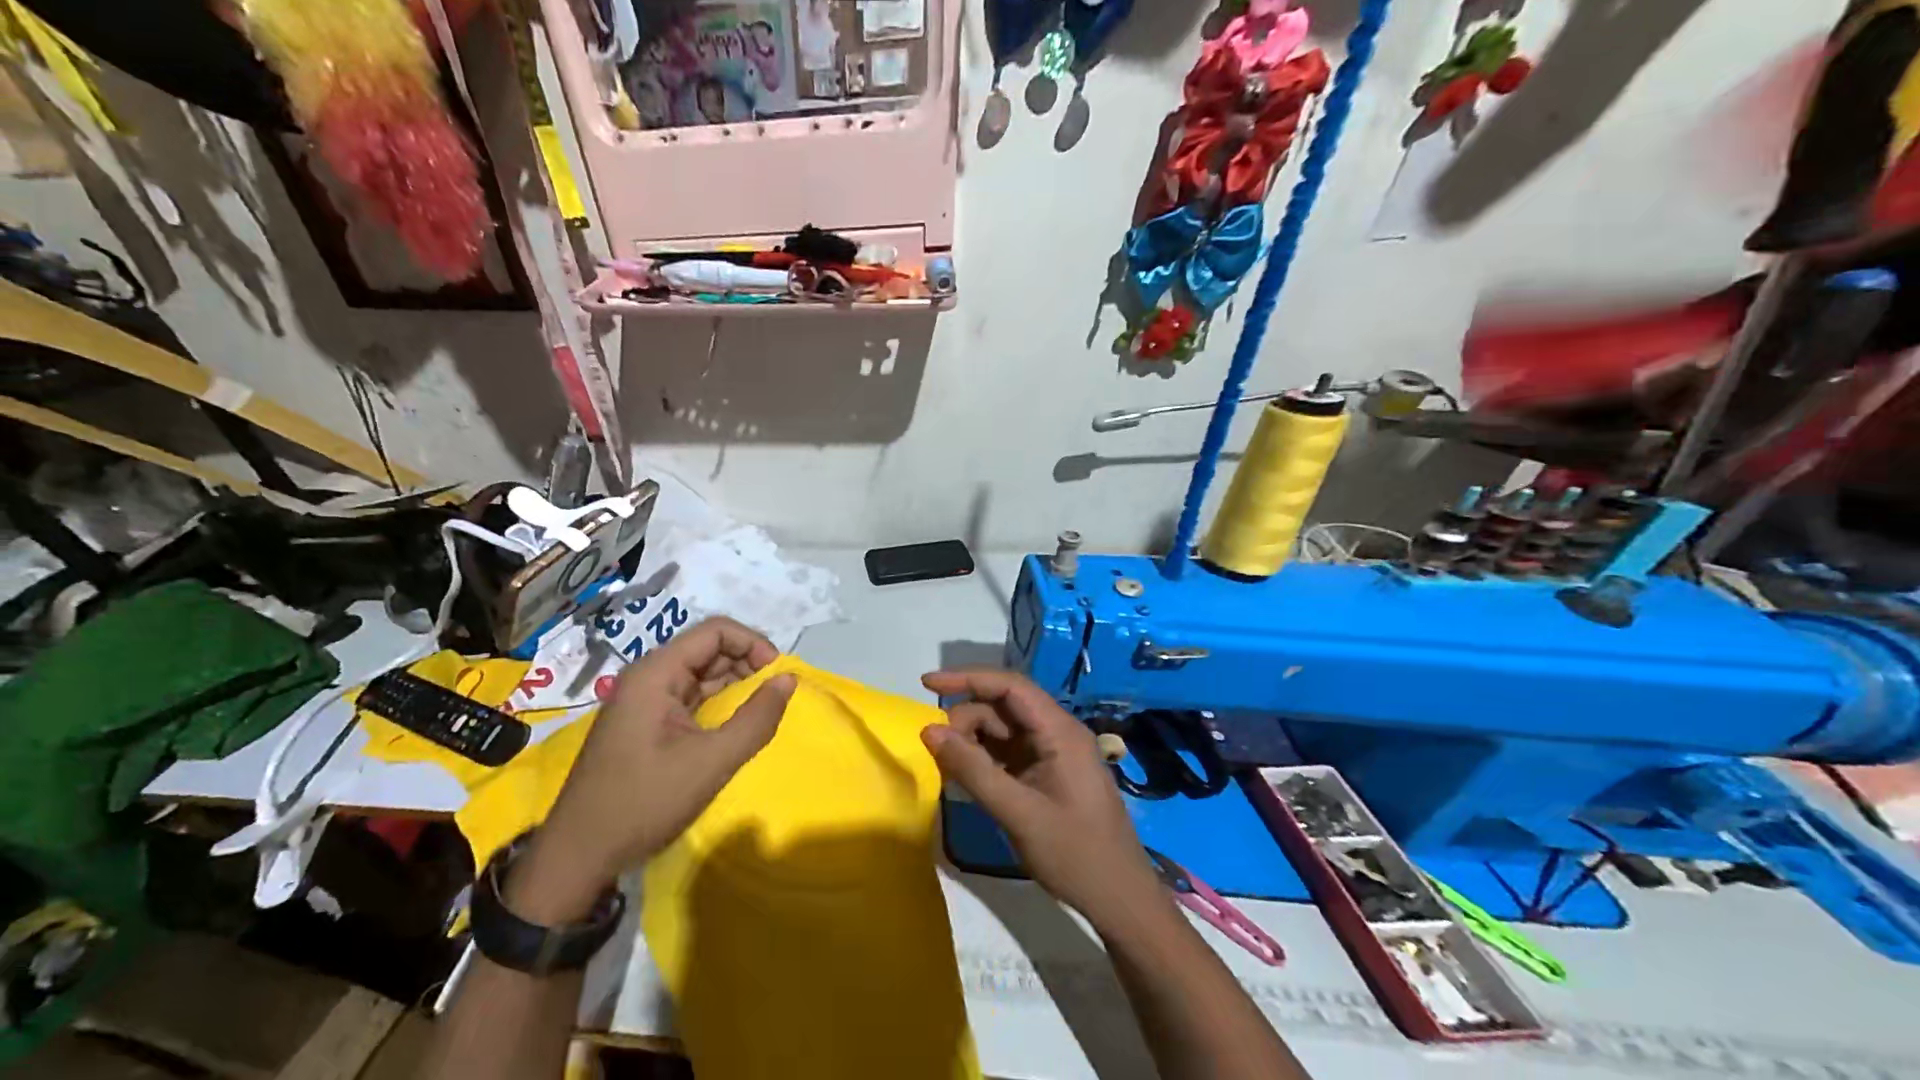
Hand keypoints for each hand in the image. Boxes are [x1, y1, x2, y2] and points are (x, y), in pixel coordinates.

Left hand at [510, 617, 794, 922]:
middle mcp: (647, 678)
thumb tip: (789, 679)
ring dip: (735, 683)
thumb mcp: (711, 762)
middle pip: (707, 649)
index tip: (779, 674)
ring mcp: (644, 701)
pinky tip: (736, 723)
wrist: (578, 856)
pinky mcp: (645, 724)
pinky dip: (718, 703)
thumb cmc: (644, 802)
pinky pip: (689, 697)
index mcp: (655, 674)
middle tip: (776, 693)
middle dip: (747, 663)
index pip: (715, 631)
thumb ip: (756, 718)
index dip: (753, 643)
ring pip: (700, 674)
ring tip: (763, 707)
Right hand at [920, 670, 1164, 930]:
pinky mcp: (1046, 774)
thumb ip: (973, 770)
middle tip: (936, 750)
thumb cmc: (1075, 854)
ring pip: (1002, 730)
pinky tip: (963, 775)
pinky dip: (983, 759)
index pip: (1010, 686)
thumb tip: (929, 730)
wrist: (1119, 898)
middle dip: (965, 718)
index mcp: (1060, 731)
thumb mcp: (1018, 813)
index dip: (967, 678)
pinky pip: (1007, 753)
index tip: (927, 684)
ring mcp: (1052, 754)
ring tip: (946, 766)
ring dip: (971, 740)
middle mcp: (1056, 733)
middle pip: (1003, 707)